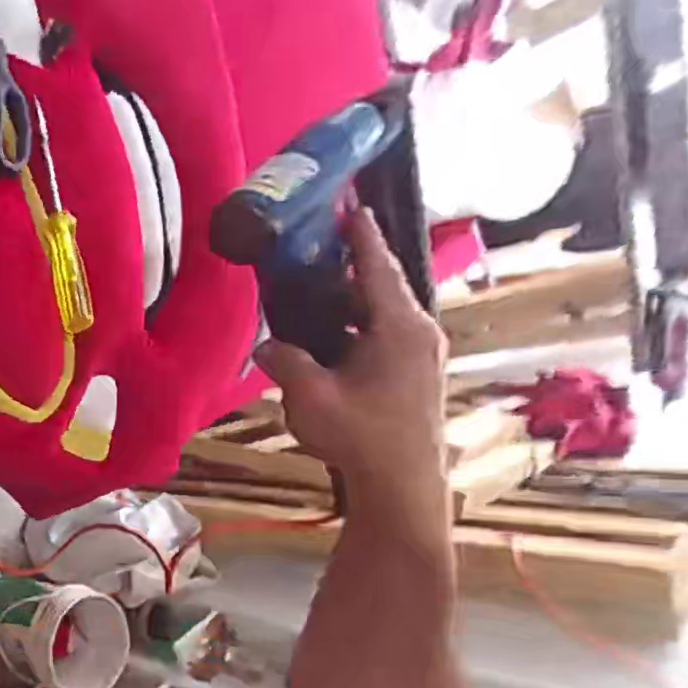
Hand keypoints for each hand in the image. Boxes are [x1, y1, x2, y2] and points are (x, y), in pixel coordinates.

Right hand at [254, 208, 447, 506]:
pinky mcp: (416, 375)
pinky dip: (360, 326)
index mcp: (400, 329)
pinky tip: (334, 337)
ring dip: (354, 302)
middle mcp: (419, 333)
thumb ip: (286, 361)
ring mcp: (422, 355)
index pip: (378, 268)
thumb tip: (265, 344)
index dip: (362, 236)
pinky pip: (385, 335)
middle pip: (383, 288)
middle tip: (319, 251)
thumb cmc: (360, 435)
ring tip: (320, 292)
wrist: (401, 483)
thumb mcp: (311, 396)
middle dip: (352, 269)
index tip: (350, 205)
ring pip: (384, 314)